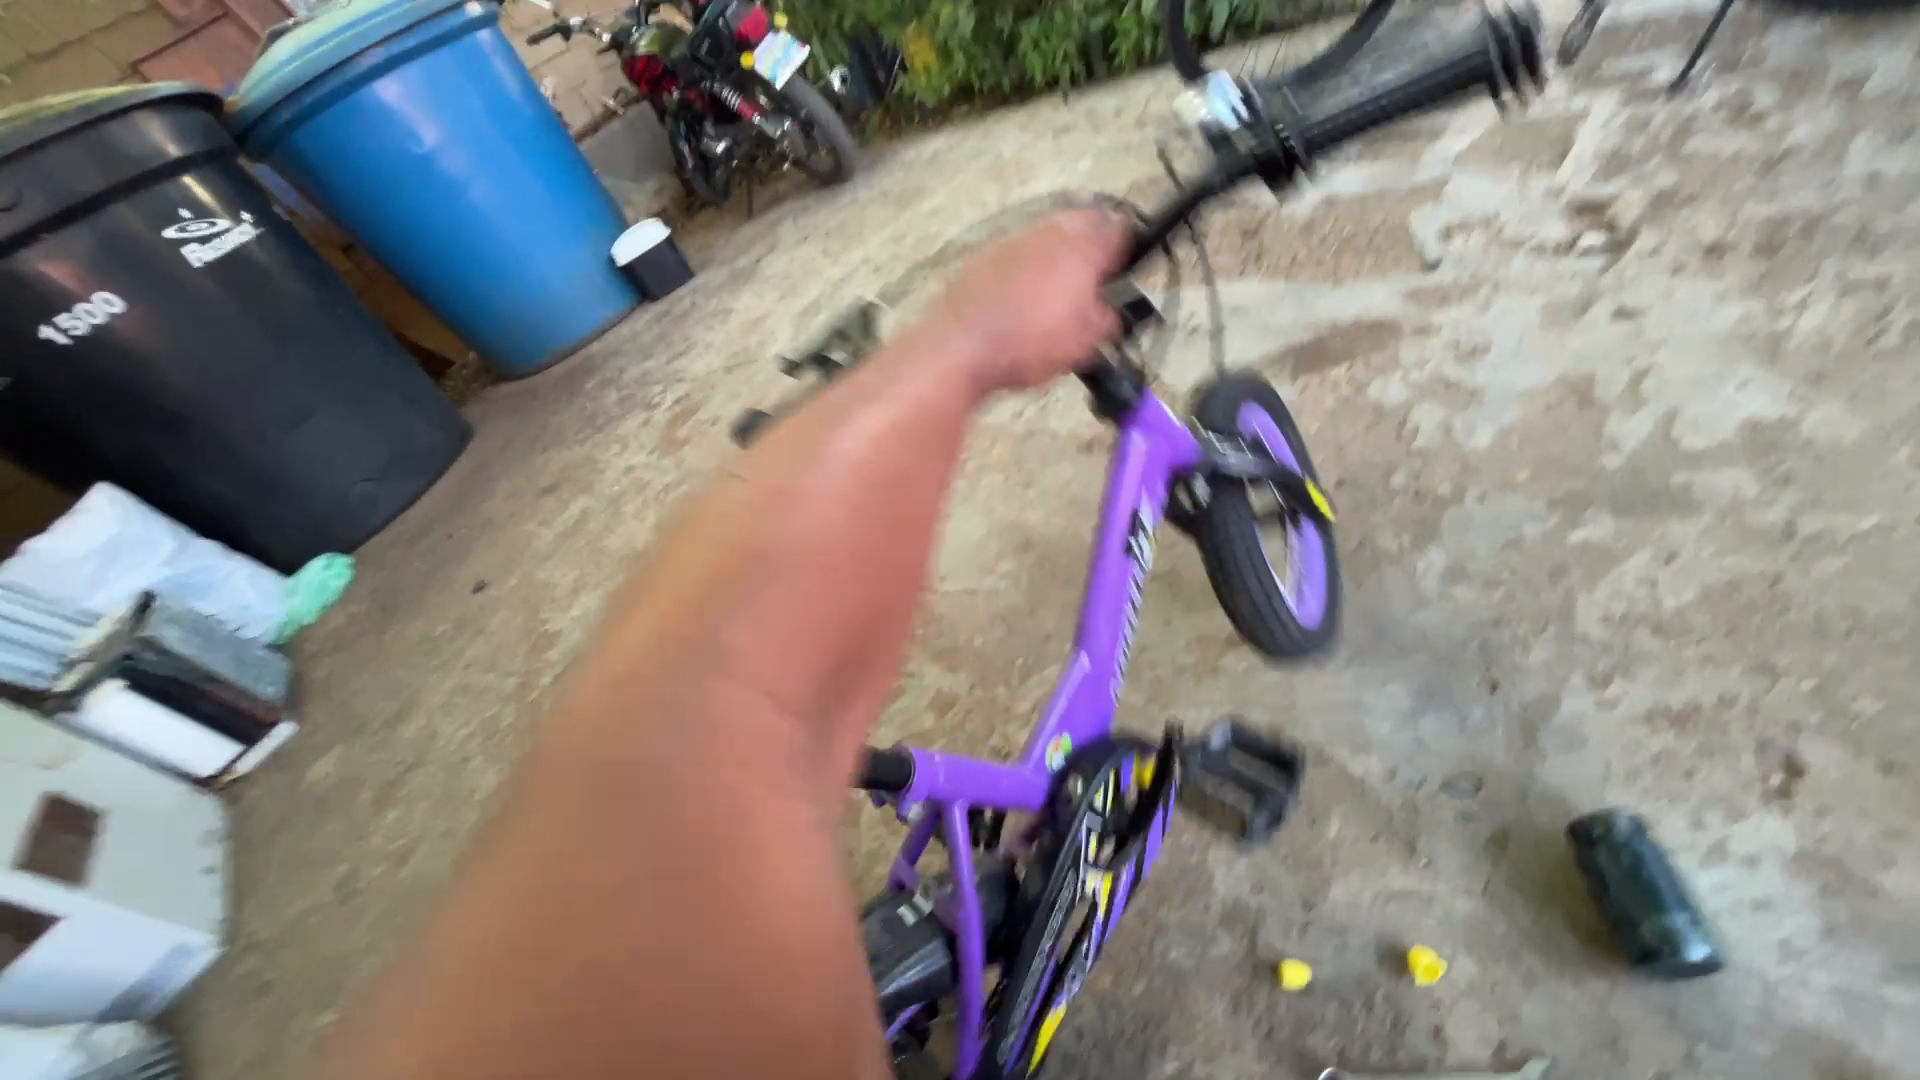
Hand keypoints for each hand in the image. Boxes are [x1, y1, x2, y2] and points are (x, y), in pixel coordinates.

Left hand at [921, 209, 1132, 392]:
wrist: (961, 345)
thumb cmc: (1032, 341)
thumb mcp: (1087, 340)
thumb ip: (1108, 319)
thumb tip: (1110, 311)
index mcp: (1083, 244)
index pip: (1121, 228)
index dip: (1130, 249)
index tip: (1126, 273)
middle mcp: (1050, 230)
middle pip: (1084, 222)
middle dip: (1094, 246)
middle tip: (1095, 281)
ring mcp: (1014, 238)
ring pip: (1049, 236)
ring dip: (1060, 255)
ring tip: (1059, 294)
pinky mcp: (985, 255)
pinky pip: (1020, 254)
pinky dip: (1029, 268)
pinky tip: (1024, 301)